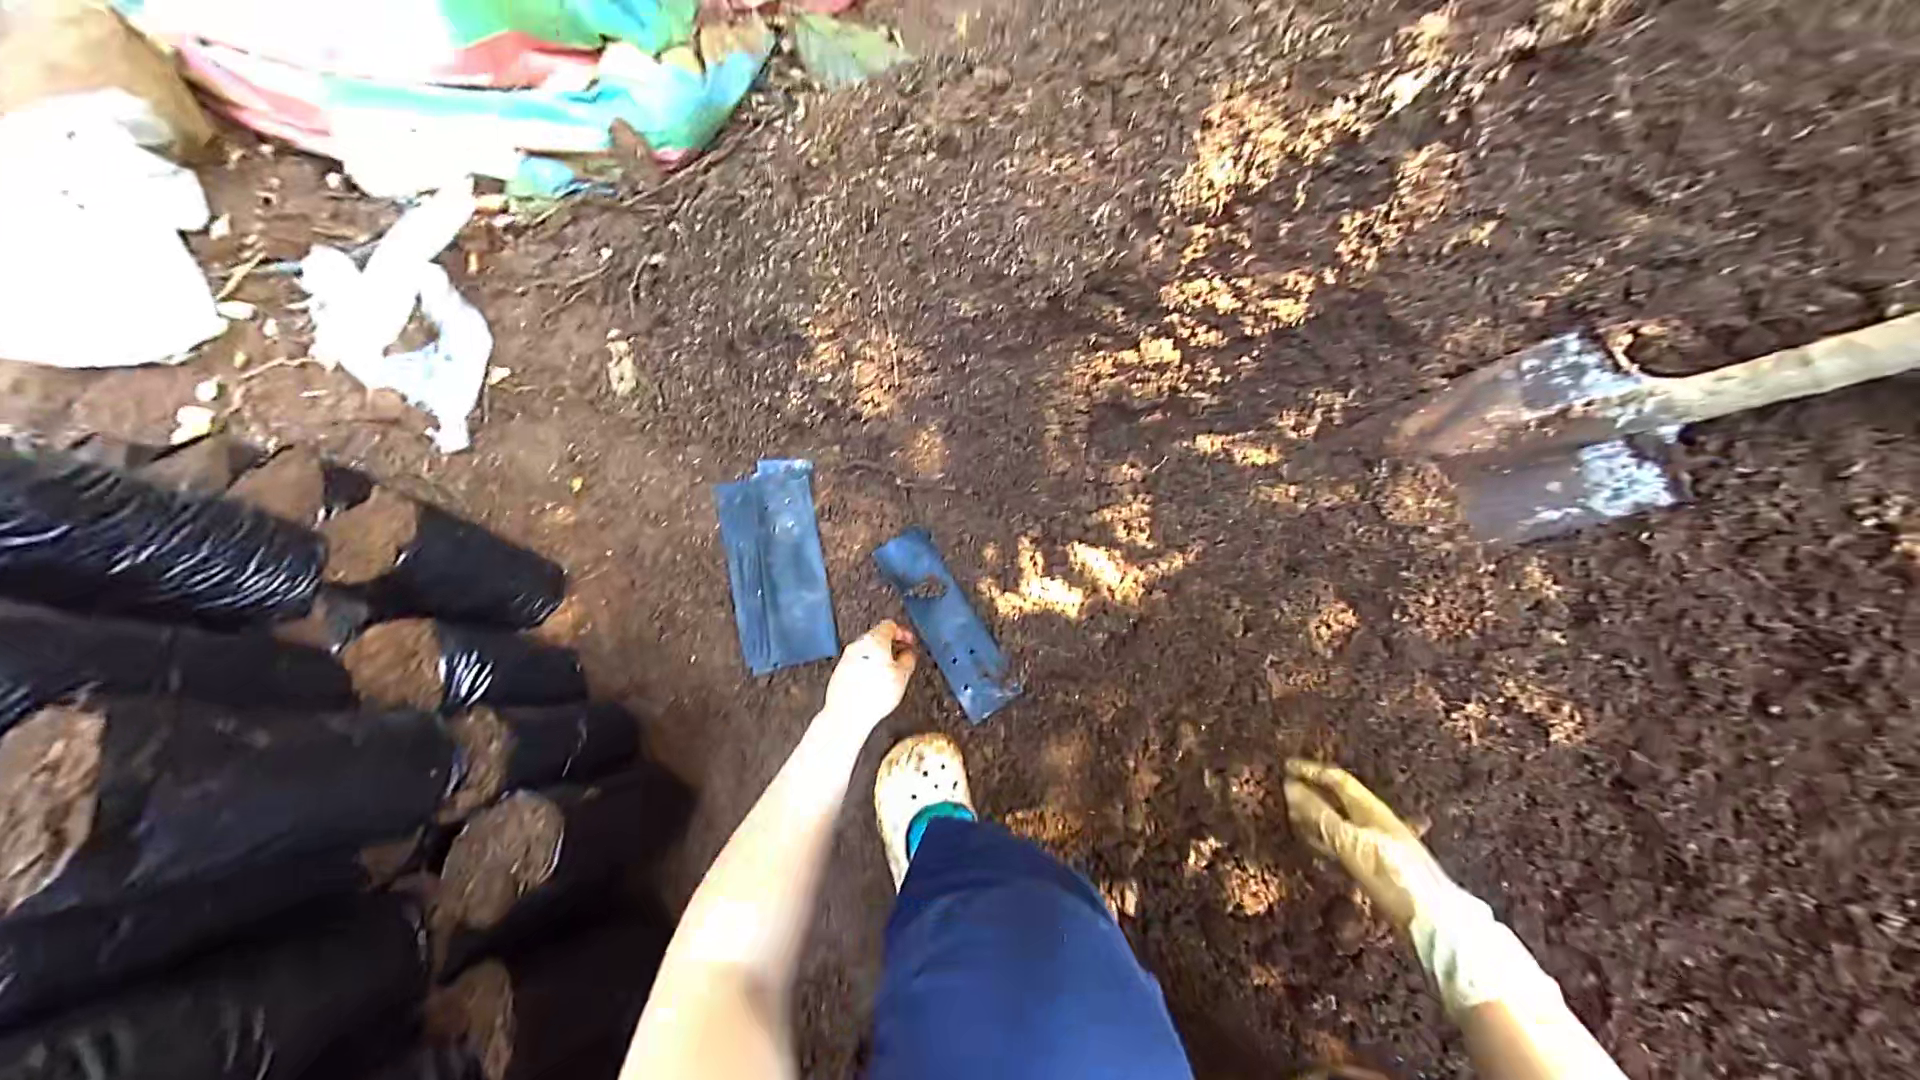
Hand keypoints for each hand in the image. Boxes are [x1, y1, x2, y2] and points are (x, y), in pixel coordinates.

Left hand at [820, 620, 917, 735]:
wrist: (847, 715)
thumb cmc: (873, 696)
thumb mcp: (903, 676)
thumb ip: (909, 658)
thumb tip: (908, 654)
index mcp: (874, 641)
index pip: (890, 625)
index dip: (903, 633)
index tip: (909, 641)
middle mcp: (858, 645)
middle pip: (878, 636)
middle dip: (892, 645)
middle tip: (902, 656)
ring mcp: (847, 658)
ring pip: (868, 650)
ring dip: (880, 656)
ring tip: (889, 673)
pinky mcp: (840, 670)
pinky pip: (858, 662)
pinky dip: (868, 667)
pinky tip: (874, 683)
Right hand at [1283, 759, 1457, 932]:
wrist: (1436, 924)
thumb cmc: (1395, 877)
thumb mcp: (1352, 843)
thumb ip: (1321, 816)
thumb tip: (1291, 789)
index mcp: (1373, 810)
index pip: (1338, 780)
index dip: (1312, 771)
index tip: (1286, 766)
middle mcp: (1375, 823)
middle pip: (1338, 800)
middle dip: (1311, 793)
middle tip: (1284, 792)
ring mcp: (1376, 847)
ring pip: (1338, 823)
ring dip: (1315, 818)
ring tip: (1292, 818)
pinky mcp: (1375, 870)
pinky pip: (1342, 846)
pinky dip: (1324, 841)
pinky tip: (1314, 848)